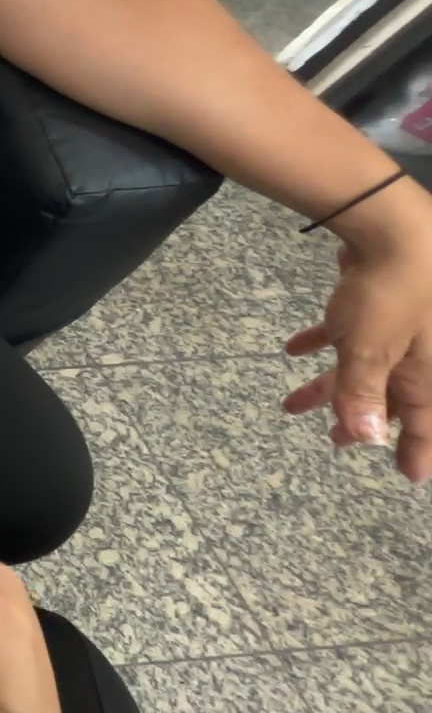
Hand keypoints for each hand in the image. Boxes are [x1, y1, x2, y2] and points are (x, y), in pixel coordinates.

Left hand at [284, 233, 431, 481]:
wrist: (397, 236)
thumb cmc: (391, 296)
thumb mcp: (371, 349)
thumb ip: (364, 391)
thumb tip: (368, 437)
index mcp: (426, 372)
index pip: (424, 421)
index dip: (415, 448)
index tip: (408, 476)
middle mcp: (420, 355)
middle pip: (389, 397)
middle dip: (361, 420)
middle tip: (333, 442)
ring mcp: (400, 330)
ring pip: (363, 368)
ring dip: (330, 386)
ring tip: (293, 405)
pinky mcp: (376, 306)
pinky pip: (350, 335)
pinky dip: (323, 344)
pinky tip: (294, 349)